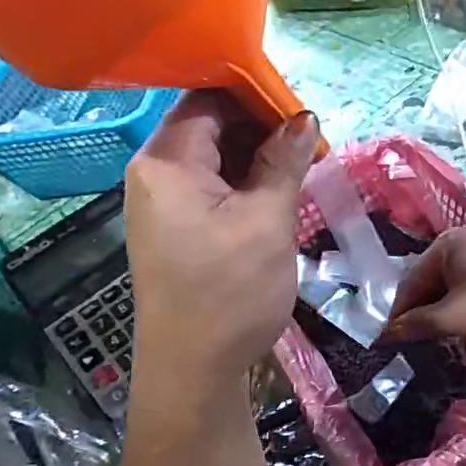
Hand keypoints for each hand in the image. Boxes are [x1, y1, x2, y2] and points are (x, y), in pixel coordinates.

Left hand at [123, 91, 318, 377]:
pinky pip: (212, 187)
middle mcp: (155, 173)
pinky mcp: (177, 228)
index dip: (255, 95)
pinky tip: (277, 192)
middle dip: (261, 127)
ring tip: (301, 166)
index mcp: (166, 161)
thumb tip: (305, 117)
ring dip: (257, 157)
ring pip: (214, 158)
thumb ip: (283, 163)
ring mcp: (163, 203)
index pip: (208, 98)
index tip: (302, 110)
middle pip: (209, 125)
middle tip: (310, 142)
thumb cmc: (230, 293)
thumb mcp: (266, 222)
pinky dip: (245, 183)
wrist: (194, 370)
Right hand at [382, 227, 465, 350]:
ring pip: (451, 290)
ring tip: (444, 341)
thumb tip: (386, 332)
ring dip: (445, 316)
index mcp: (447, 245)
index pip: (409, 282)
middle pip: (430, 284)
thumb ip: (419, 324)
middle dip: (424, 315)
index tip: (388, 343)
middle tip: (418, 346)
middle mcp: (463, 242)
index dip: (398, 314)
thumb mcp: (458, 318)